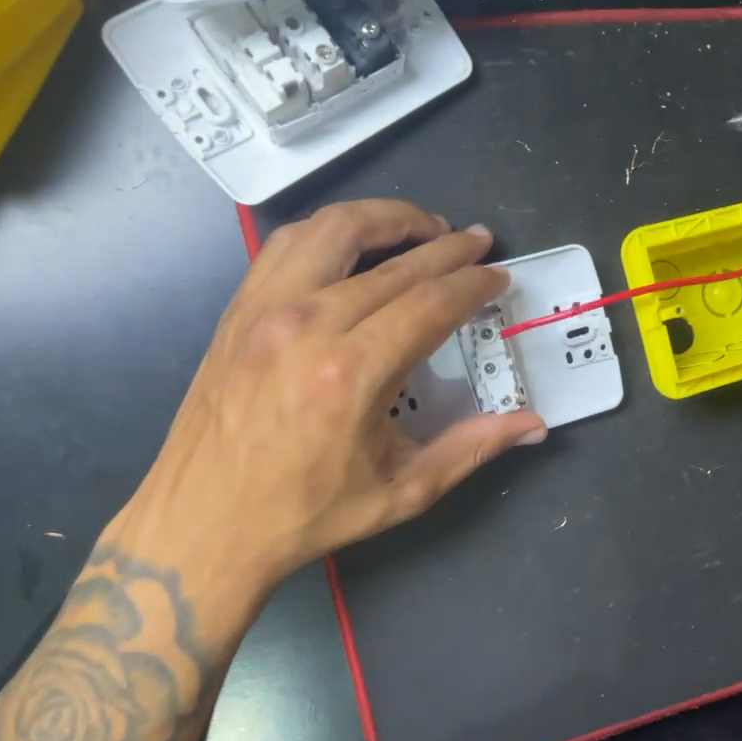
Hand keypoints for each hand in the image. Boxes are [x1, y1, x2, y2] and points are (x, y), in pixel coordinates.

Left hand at [111, 200, 546, 603]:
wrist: (206, 522)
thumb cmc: (310, 513)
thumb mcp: (404, 490)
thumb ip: (473, 447)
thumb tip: (535, 425)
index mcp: (354, 373)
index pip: (431, 303)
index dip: (472, 284)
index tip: (498, 276)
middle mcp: (308, 325)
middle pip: (394, 263)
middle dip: (446, 246)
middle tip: (478, 242)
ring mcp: (266, 310)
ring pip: (334, 231)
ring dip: (386, 218)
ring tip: (423, 226)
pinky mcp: (240, 310)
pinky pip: (289, 244)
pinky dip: (332, 230)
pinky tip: (356, 242)